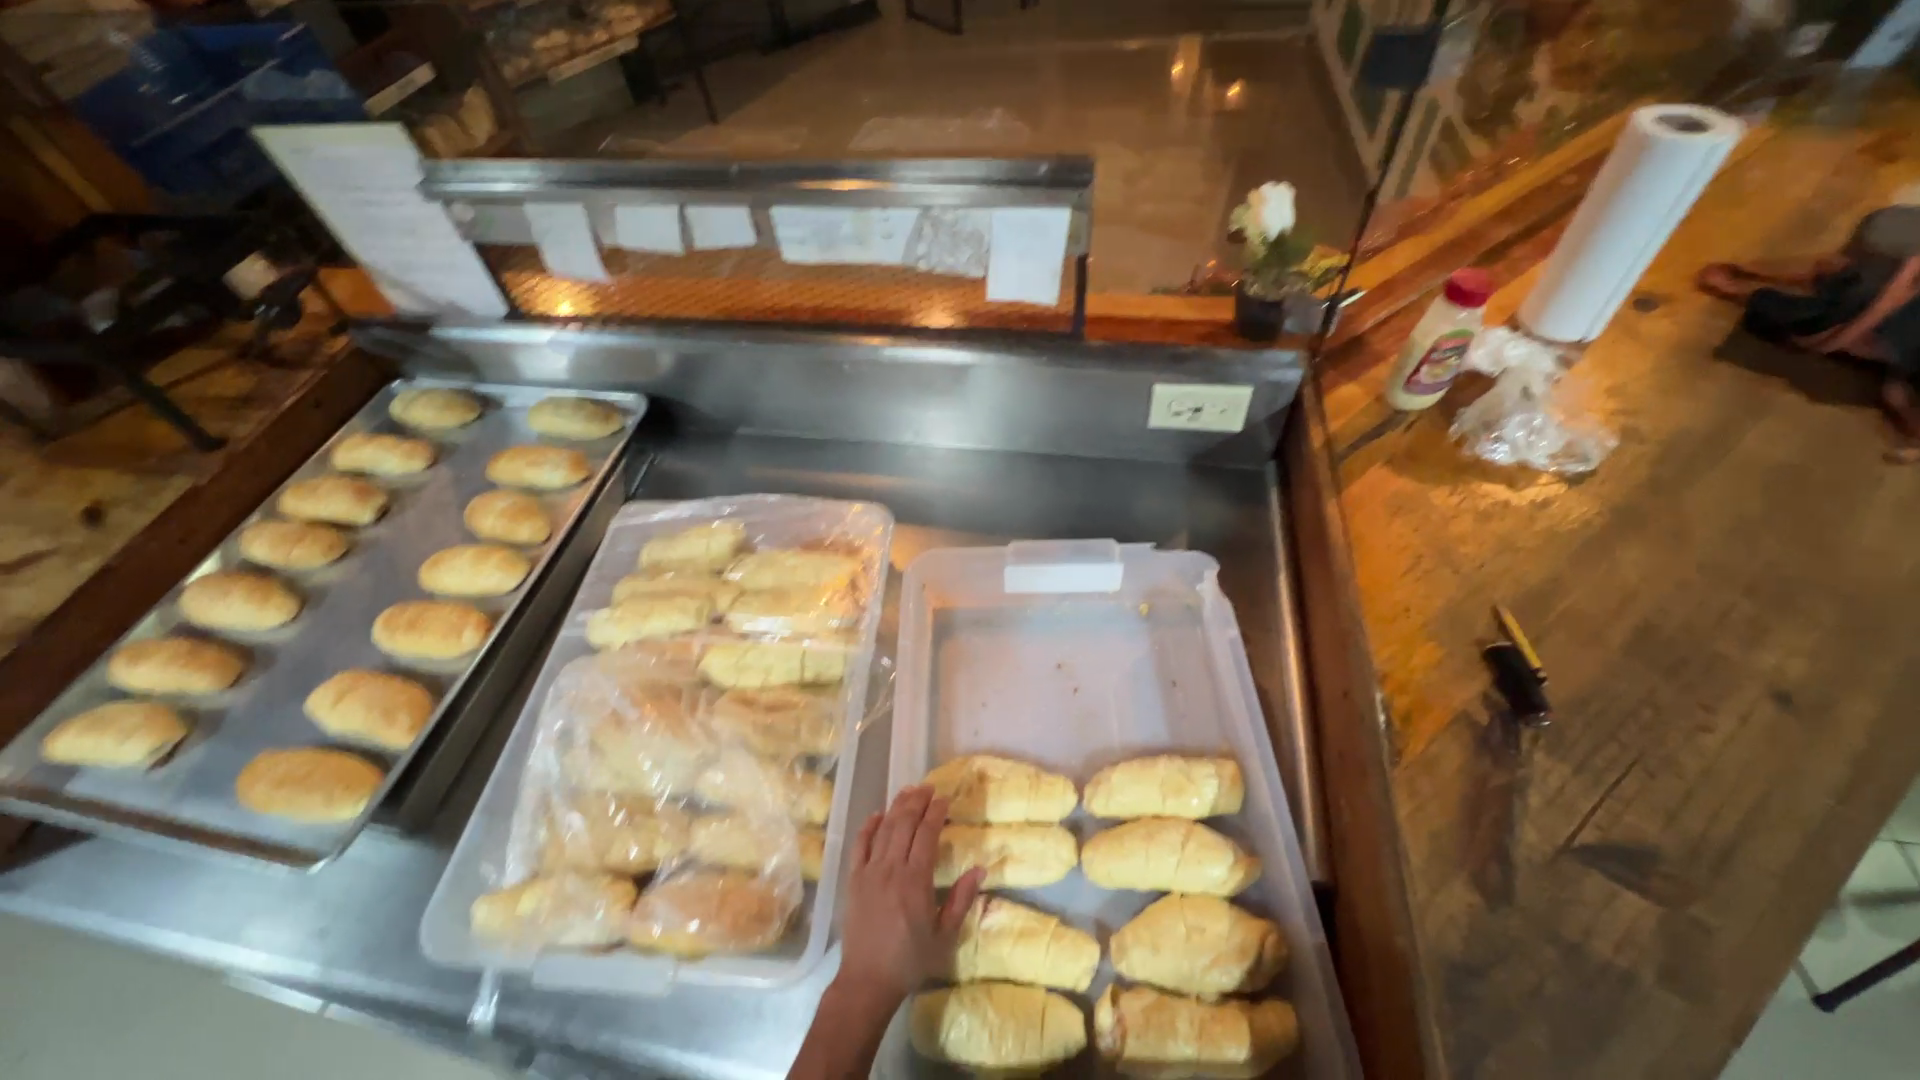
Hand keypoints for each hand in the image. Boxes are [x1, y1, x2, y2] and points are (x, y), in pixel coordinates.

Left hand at [834, 785, 984, 1006]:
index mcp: (916, 880)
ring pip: (884, 829)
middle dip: (917, 801)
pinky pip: (860, 845)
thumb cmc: (910, 960)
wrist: (868, 980)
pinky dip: (869, 826)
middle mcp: (891, 868)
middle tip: (929, 787)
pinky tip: (878, 814)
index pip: (926, 834)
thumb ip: (961, 899)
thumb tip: (980, 868)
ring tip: (908, 791)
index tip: (944, 798)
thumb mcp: (944, 935)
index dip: (936, 812)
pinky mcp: (853, 879)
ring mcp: (869, 872)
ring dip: (897, 807)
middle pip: (904, 824)